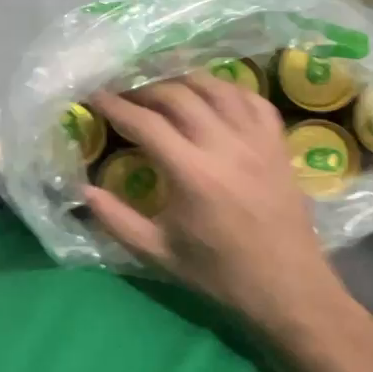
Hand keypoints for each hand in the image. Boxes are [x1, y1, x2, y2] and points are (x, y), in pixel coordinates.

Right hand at [85, 74, 349, 327]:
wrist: (289, 290)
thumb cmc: (218, 273)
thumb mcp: (156, 252)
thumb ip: (115, 219)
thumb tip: (83, 190)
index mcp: (192, 175)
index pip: (146, 123)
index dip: (115, 105)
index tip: (94, 96)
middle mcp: (226, 148)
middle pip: (178, 95)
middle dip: (144, 88)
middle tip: (124, 93)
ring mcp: (257, 143)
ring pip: (217, 88)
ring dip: (184, 81)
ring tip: (162, 87)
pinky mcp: (278, 146)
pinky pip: (252, 100)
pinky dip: (227, 90)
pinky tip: (210, 97)